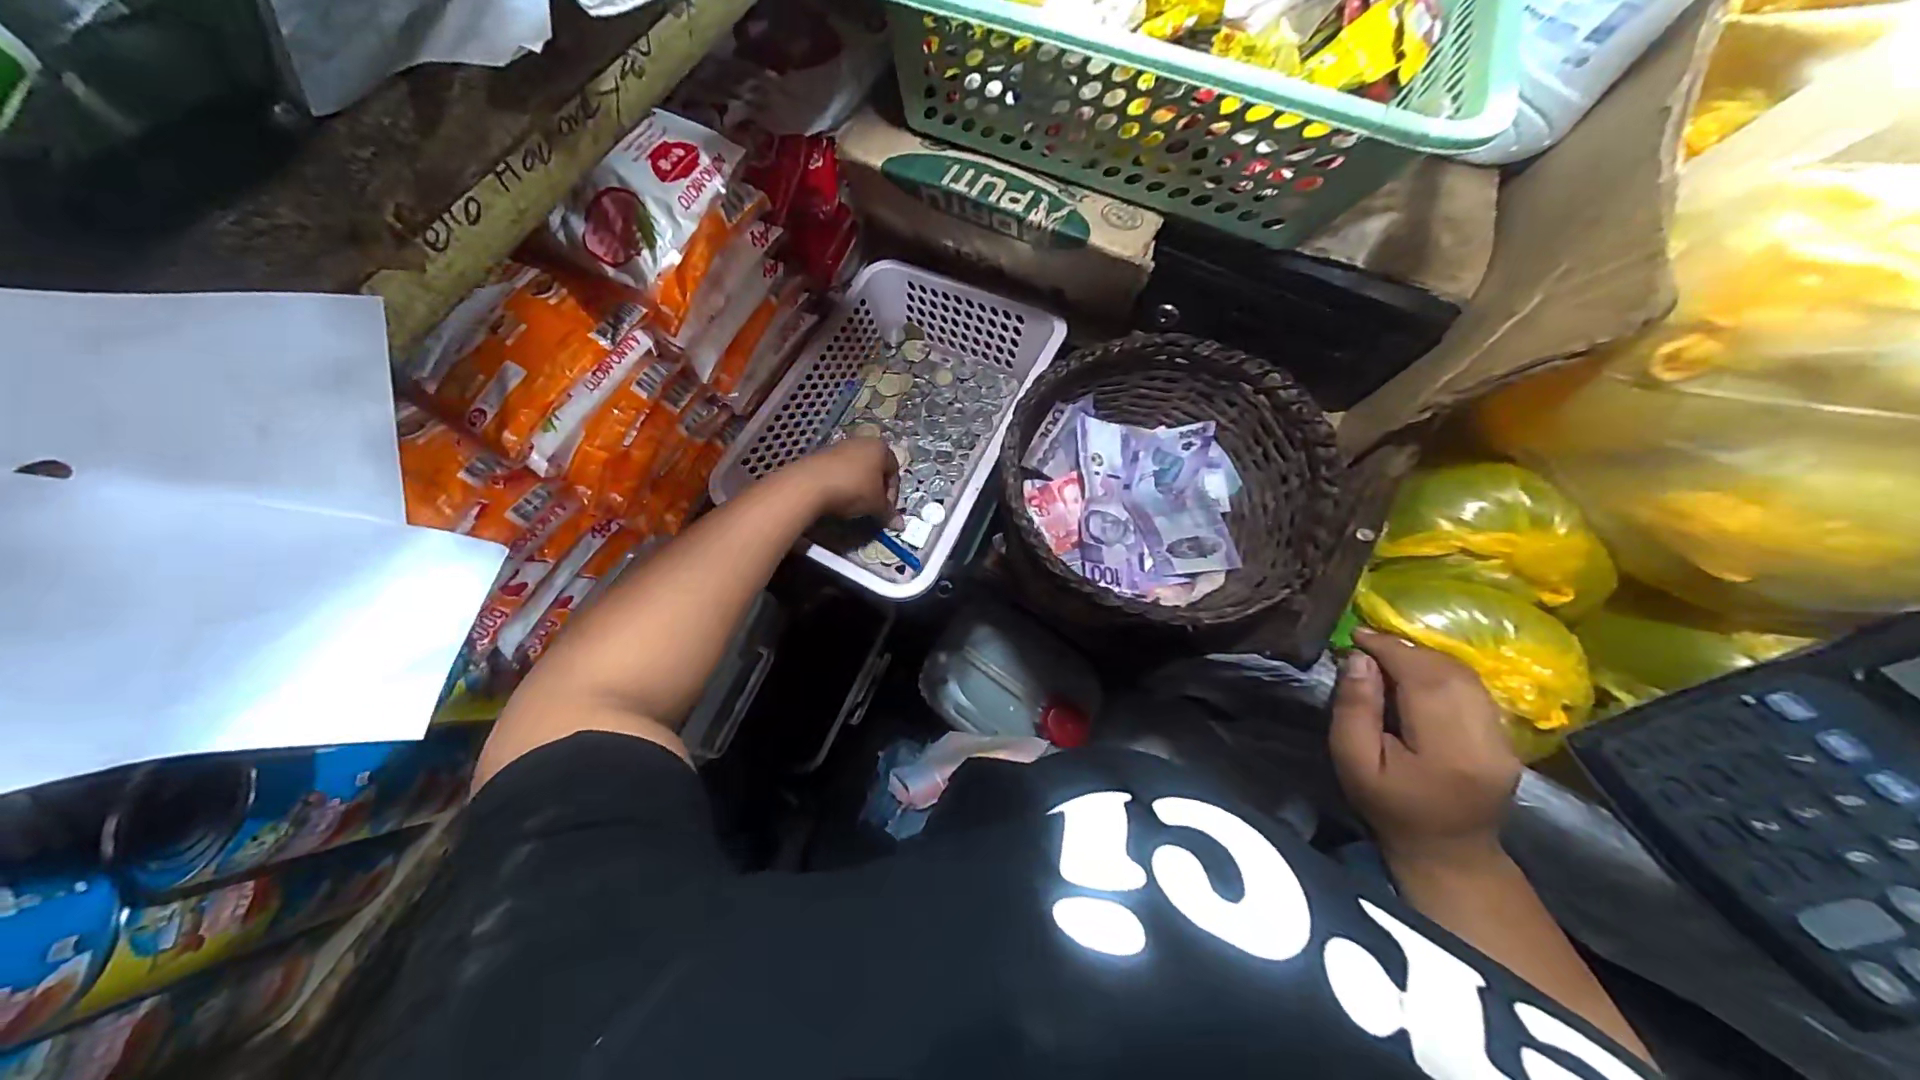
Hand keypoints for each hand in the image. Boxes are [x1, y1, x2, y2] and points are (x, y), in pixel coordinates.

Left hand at [789, 437, 899, 522]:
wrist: (810, 483)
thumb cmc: (853, 489)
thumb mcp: (875, 505)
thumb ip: (888, 513)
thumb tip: (900, 525)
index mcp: (880, 448)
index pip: (894, 472)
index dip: (893, 494)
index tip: (886, 510)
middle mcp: (862, 442)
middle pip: (875, 468)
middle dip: (876, 489)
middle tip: (872, 507)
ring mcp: (840, 445)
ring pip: (857, 469)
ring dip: (859, 486)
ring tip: (854, 504)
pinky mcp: (822, 453)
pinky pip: (840, 470)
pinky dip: (843, 483)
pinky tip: (837, 497)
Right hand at [1329, 627, 1521, 869]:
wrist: (1447, 850)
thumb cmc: (1389, 807)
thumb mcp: (1353, 761)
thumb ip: (1355, 709)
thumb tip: (1359, 659)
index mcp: (1449, 750)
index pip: (1424, 679)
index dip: (1390, 650)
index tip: (1358, 635)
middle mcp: (1488, 740)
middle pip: (1450, 672)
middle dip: (1407, 649)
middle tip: (1370, 642)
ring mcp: (1505, 739)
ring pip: (1467, 677)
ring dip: (1426, 658)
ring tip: (1389, 655)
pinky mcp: (1508, 738)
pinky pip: (1475, 689)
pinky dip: (1443, 673)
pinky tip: (1417, 675)